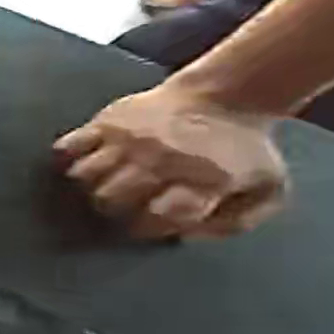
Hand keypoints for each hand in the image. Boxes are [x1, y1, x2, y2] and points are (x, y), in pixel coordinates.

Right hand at [53, 81, 287, 238]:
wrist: (226, 95)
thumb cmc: (242, 150)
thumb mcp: (265, 189)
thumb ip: (232, 222)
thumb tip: (182, 237)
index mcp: (205, 180)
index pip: (161, 216)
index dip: (149, 228)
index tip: (145, 227)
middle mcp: (162, 161)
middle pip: (111, 197)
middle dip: (110, 209)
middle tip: (117, 207)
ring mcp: (129, 140)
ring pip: (85, 174)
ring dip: (89, 185)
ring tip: (100, 185)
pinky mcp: (106, 122)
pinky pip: (69, 146)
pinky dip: (68, 158)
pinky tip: (83, 161)